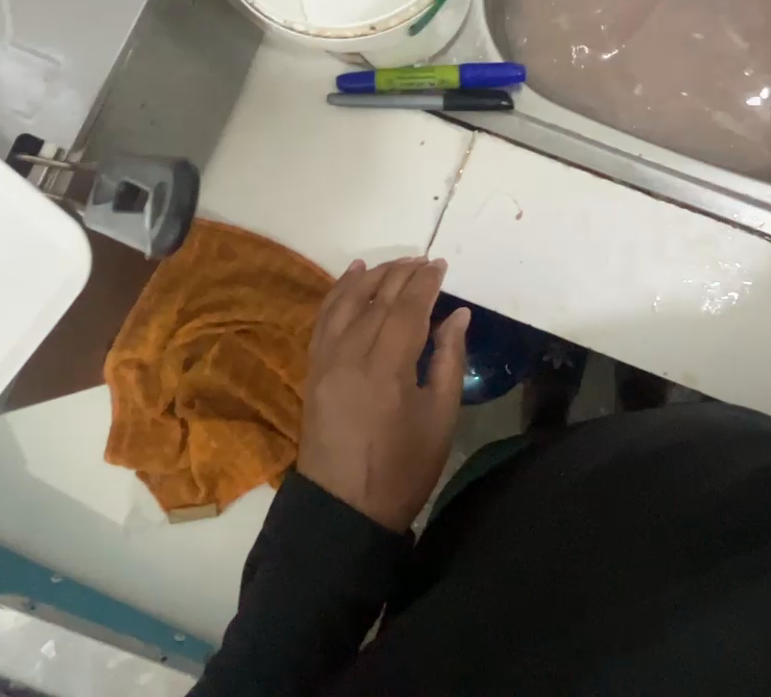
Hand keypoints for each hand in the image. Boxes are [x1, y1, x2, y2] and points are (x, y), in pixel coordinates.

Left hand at [297, 257, 470, 531]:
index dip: (425, 283)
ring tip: (393, 262)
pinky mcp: (313, 369)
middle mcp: (351, 355)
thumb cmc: (403, 468)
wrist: (344, 510)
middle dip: (402, 274)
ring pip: (347, 302)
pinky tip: (353, 277)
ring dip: (371, 277)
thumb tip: (457, 314)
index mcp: (387, 370)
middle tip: (424, 261)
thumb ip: (450, 359)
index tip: (441, 265)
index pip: (407, 309)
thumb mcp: (440, 417)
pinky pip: (324, 318)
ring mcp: (326, 360)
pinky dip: (339, 293)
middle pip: (378, 300)